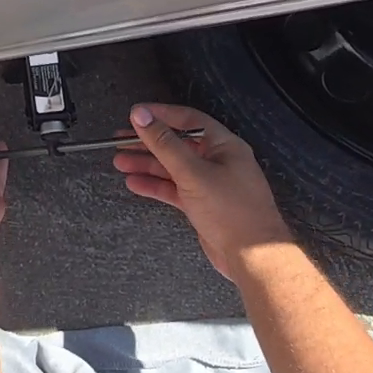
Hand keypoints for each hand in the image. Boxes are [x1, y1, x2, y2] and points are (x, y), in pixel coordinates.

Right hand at [113, 104, 291, 280]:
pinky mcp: (202, 204)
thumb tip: (141, 115)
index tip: (136, 115)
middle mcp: (218, 161)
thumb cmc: (232, 212)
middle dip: (147, 142)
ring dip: (146, 164)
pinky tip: (135, 183)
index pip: (188, 119)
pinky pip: (174, 188)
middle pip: (177, 144)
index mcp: (224, 146)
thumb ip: (163, 142)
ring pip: (172, 167)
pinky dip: (154, 185)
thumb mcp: (192, 172)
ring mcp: (210, 183)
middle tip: (121, 141)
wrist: (252, 258)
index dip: (160, 114)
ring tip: (120, 162)